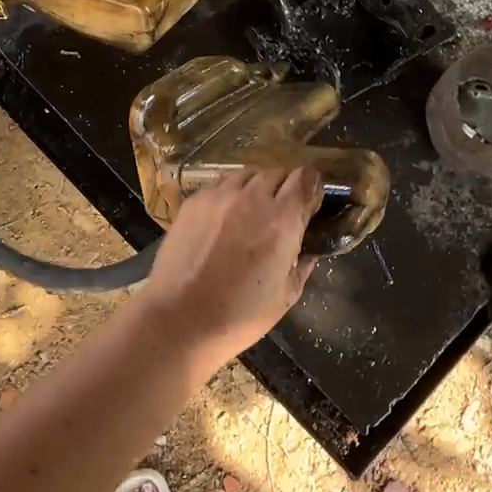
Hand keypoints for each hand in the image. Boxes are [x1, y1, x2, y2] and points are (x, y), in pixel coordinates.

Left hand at [141, 168, 322, 367]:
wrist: (179, 318)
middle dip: (285, 186)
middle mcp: (252, 198)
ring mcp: (219, 196)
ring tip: (253, 211)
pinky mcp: (194, 201)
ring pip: (247, 174)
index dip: (312, 186)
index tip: (311, 200)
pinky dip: (230, 194)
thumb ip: (302, 265)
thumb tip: (309, 249)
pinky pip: (220, 185)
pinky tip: (225, 217)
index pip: (306, 179)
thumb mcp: (286, 296)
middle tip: (282, 211)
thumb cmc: (239, 316)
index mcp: (282, 221)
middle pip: (277, 172)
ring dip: (256, 187)